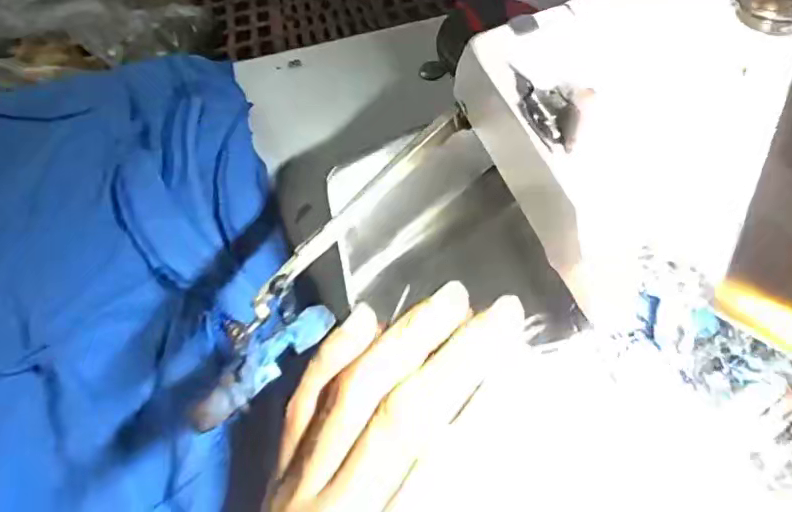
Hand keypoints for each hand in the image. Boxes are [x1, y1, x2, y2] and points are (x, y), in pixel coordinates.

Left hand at [268, 281, 523, 511]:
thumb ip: (440, 503)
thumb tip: (473, 453)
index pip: (437, 475)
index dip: (482, 415)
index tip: (516, 367)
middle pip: (400, 418)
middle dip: (453, 358)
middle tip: (497, 312)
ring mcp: (296, 488)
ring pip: (354, 392)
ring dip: (406, 338)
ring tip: (450, 300)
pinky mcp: (275, 473)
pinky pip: (303, 399)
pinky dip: (336, 352)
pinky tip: (364, 315)